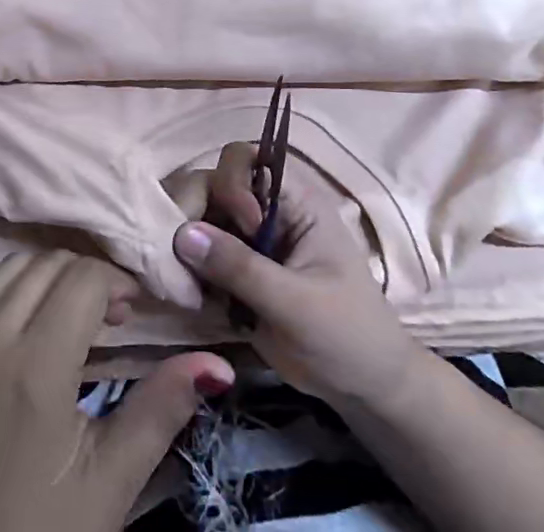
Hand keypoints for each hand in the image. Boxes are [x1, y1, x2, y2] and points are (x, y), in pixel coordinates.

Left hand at [0, 251, 234, 531]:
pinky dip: (1, 289)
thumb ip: (162, 408)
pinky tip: (19, 324)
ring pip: (7, 268)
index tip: (134, 312)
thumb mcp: (111, 480)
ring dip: (45, 278)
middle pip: (47, 263)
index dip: (118, 283)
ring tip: (67, 319)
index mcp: (34, 365)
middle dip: (86, 276)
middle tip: (109, 318)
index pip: (84, 277)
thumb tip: (217, 363)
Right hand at [172, 143, 427, 405]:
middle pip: (211, 184)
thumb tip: (182, 233)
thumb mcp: (297, 303)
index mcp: (295, 201)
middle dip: (191, 212)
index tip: (240, 225)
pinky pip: (197, 255)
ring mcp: (246, 240)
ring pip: (198, 219)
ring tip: (182, 286)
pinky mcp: (232, 271)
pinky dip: (183, 269)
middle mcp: (265, 211)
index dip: (232, 182)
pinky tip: (184, 296)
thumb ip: (242, 268)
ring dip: (180, 245)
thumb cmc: (346, 335)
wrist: (362, 386)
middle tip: (184, 260)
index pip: (247, 159)